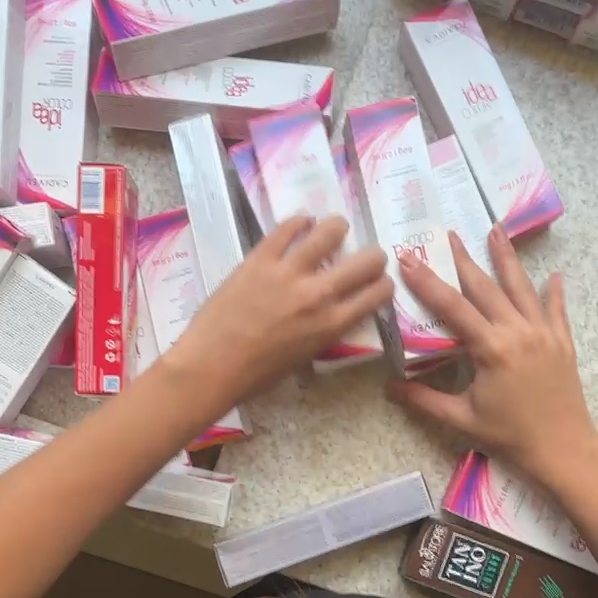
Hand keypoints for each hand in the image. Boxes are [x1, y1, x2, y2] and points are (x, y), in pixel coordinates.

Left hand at [162, 215, 391, 405]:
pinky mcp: (261, 258)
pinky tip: (303, 222)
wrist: (213, 365)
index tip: (381, 283)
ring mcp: (289, 272)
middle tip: (368, 256)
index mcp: (331, 325)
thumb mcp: (303, 359)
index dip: (384, 285)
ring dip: (338, 228)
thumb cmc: (257, 375)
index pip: (376, 295)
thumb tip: (330, 314)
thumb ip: (323, 332)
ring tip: (337, 228)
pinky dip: (300, 222)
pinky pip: (287, 228)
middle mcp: (318, 294)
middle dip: (374, 257)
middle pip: (365, 261)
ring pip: (329, 232)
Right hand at [387, 227, 597, 483]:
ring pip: (522, 288)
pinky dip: (554, 292)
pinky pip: (556, 310)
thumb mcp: (462, 419)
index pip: (453, 307)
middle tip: (449, 233)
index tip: (409, 260)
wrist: (563, 449)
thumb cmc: (509, 436)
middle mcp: (519, 331)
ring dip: (507, 259)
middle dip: (465, 260)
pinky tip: (555, 275)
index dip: (428, 283)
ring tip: (497, 231)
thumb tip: (389, 387)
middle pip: (487, 288)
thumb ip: (424, 400)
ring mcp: (544, 334)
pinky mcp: (562, 343)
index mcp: (492, 348)